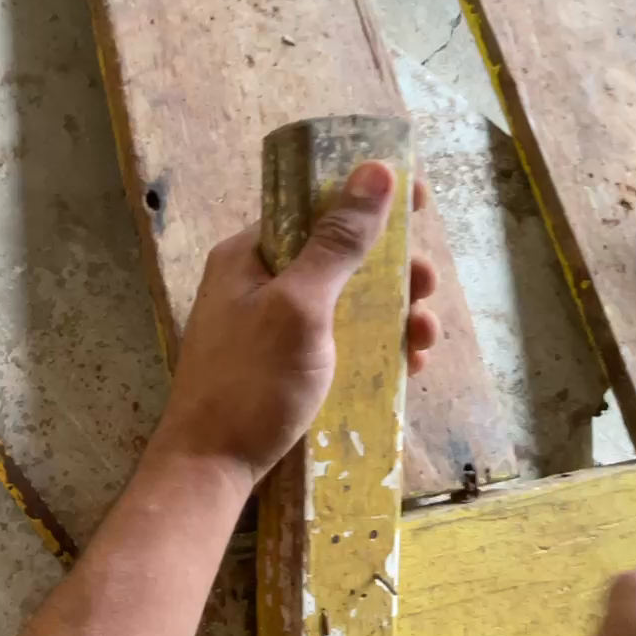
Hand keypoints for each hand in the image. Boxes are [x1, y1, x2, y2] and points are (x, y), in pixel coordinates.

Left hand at [151, 161, 438, 485]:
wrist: (210, 465)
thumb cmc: (250, 381)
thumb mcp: (299, 306)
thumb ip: (336, 244)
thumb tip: (374, 171)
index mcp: (249, 256)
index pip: (313, 206)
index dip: (366, 199)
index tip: (420, 202)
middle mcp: (258, 283)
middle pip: (337, 255)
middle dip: (391, 268)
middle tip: (425, 286)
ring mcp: (271, 326)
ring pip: (345, 301)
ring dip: (392, 311)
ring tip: (424, 334)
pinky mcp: (284, 364)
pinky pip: (338, 340)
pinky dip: (374, 345)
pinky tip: (409, 363)